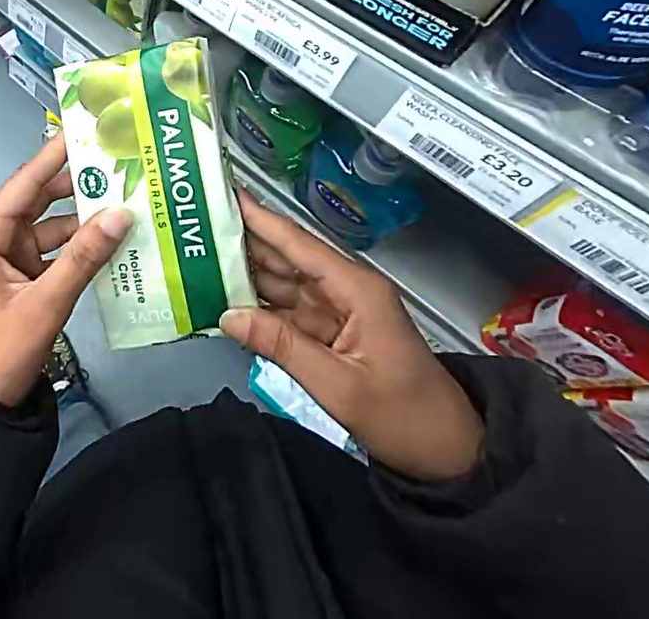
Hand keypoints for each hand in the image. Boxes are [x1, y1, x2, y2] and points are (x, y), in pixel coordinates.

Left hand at [0, 135, 132, 406]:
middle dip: (77, 184)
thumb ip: (83, 258)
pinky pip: (58, 249)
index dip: (53, 156)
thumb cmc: (0, 349)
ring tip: (127, 199)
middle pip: (41, 199)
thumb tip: (121, 214)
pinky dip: (83, 245)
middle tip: (118, 164)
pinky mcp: (26, 274)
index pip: (25, 183)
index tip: (84, 131)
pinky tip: (114, 239)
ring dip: (85, 218)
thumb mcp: (44, 303)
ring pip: (54, 225)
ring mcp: (13, 256)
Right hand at [220, 192, 483, 481]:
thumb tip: (229, 315)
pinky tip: (229, 301)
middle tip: (199, 226)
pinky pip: (288, 311)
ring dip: (247, 273)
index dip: (260, 218)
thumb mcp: (340, 386)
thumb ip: (282, 346)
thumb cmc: (405, 417)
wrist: (448, 454)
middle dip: (245, 241)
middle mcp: (345, 289)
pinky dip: (259, 306)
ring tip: (202, 257)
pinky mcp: (332, 332)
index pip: (298, 244)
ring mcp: (338, 310)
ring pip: (283, 283)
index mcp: (356, 289)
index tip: (227, 194)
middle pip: (287, 258)